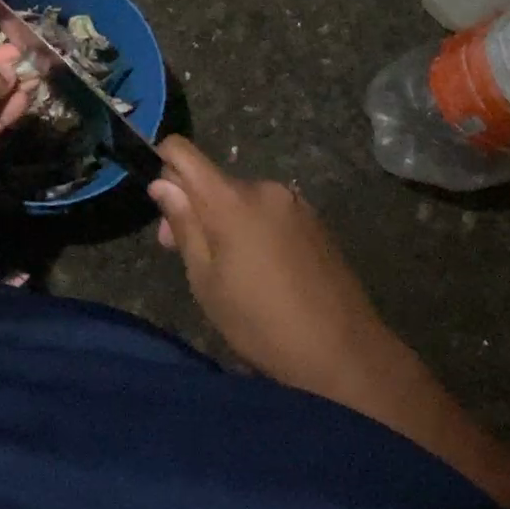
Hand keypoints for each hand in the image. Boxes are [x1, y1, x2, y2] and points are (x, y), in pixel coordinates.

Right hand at [148, 136, 398, 398]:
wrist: (348, 356)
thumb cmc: (262, 324)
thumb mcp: (206, 281)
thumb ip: (183, 226)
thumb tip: (162, 184)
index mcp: (231, 199)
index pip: (182, 152)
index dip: (162, 165)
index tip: (161, 204)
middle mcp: (264, 189)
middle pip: (211, 181)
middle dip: (193, 208)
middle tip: (185, 256)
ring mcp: (295, 204)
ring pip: (240, 199)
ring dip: (225, 222)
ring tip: (230, 272)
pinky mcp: (316, 223)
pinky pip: (269, 213)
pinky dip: (254, 230)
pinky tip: (263, 273)